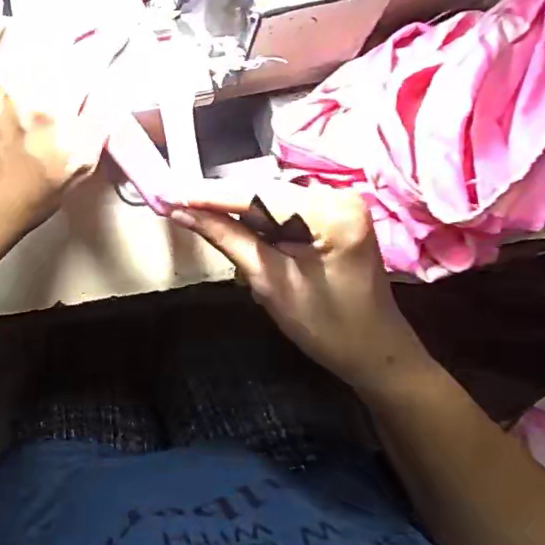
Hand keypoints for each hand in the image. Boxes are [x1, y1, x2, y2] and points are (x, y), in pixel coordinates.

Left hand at [0, 20, 109, 293]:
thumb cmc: (24, 197)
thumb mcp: (78, 168)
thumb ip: (98, 123)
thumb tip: (107, 90)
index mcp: (52, 108)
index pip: (92, 56)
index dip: (113, 38)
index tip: (124, 31)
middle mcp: (19, 81)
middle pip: (57, 30)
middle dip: (81, 25)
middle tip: (93, 31)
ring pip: (24, 25)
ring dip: (47, 25)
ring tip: (59, 34)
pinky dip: (13, 29)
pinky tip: (22, 39)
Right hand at [169, 182, 429, 391]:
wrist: (375, 351)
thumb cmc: (327, 327)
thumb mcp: (269, 282)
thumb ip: (226, 238)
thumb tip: (182, 211)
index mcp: (332, 212)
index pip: (257, 195)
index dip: (209, 196)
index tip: (170, 194)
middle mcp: (339, 195)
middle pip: (263, 193)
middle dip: (220, 204)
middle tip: (175, 207)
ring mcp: (339, 202)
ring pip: (269, 200)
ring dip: (237, 215)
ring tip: (198, 220)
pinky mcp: (334, 213)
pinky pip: (283, 210)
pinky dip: (257, 222)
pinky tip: (237, 233)